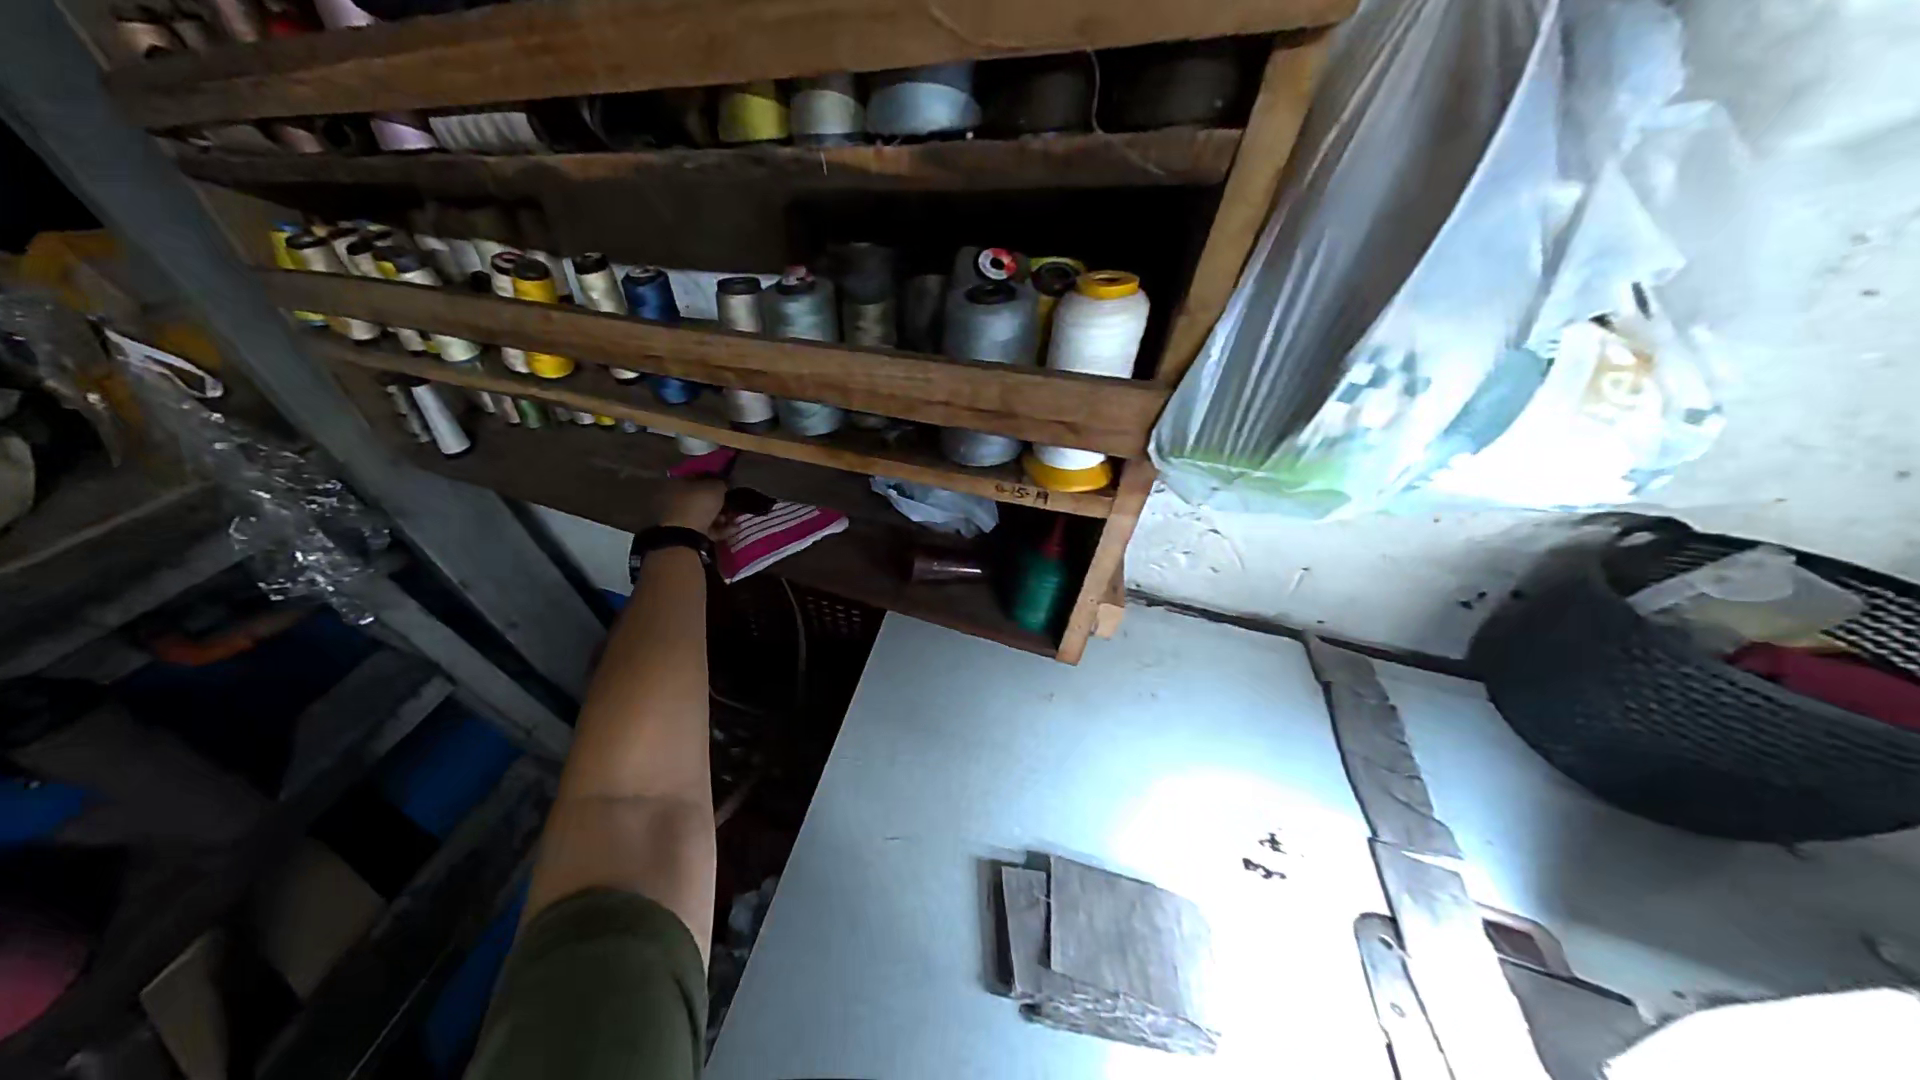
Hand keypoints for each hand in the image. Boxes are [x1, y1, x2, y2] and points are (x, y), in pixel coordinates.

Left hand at [658, 477, 726, 534]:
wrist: (686, 535)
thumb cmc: (698, 504)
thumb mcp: (715, 487)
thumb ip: (721, 483)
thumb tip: (724, 484)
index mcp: (677, 484)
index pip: (698, 478)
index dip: (714, 481)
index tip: (727, 487)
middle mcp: (674, 500)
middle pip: (702, 499)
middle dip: (719, 504)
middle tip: (732, 506)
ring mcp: (680, 518)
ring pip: (705, 515)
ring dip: (721, 517)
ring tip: (733, 521)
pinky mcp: (686, 535)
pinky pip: (706, 529)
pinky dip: (720, 529)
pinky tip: (732, 530)